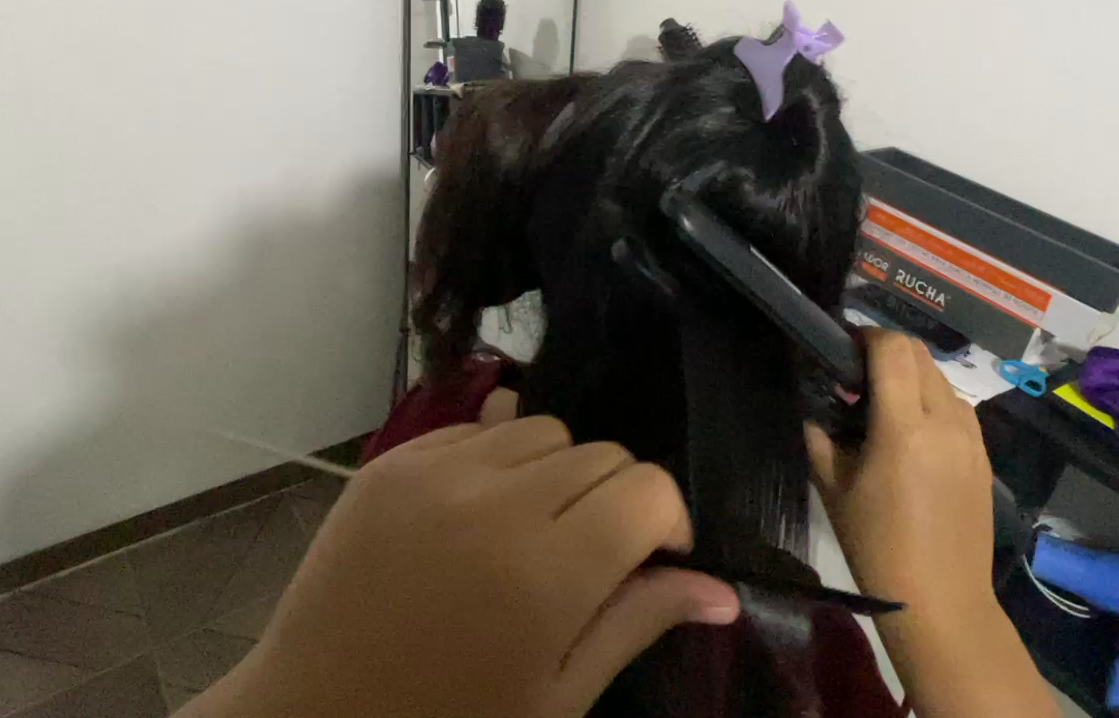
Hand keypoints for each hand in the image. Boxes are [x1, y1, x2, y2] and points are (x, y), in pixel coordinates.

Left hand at [188, 416, 738, 717]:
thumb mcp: (556, 698)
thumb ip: (637, 623)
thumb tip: (721, 590)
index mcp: (546, 573)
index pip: (648, 490)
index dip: (666, 520)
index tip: (652, 556)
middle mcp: (498, 501)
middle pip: (603, 453)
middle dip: (615, 498)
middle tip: (588, 555)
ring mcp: (439, 470)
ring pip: (545, 428)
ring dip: (558, 472)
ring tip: (531, 528)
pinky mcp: (396, 458)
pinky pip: (481, 428)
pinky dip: (499, 460)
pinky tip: (478, 513)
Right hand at [808, 332, 1056, 717]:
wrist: (943, 603)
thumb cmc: (878, 547)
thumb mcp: (833, 488)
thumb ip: (819, 437)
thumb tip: (815, 407)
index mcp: (905, 429)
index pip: (893, 350)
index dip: (866, 336)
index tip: (842, 348)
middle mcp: (945, 423)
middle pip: (920, 354)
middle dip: (886, 351)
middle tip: (856, 375)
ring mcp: (972, 439)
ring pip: (940, 377)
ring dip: (911, 374)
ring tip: (884, 404)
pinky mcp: (984, 456)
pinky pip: (956, 406)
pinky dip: (931, 399)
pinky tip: (912, 430)